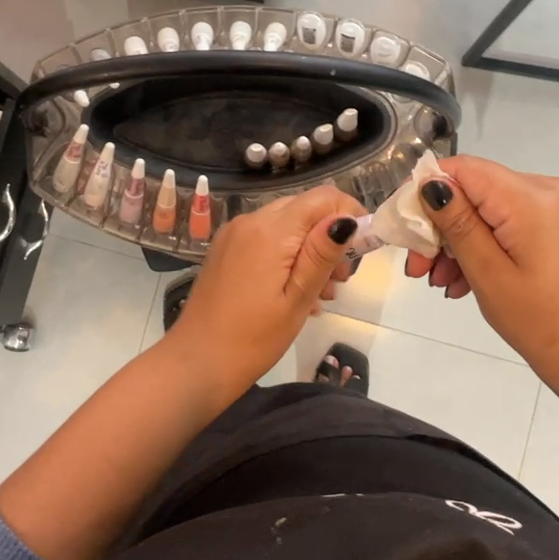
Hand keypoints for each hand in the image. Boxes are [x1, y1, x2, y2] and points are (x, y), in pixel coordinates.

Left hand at [163, 184, 364, 391]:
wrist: (197, 362)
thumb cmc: (253, 339)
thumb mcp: (297, 299)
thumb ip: (321, 255)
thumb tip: (347, 219)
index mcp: (270, 230)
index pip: (323, 197)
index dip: (349, 214)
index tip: (361, 250)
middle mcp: (250, 221)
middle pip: (304, 209)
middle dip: (329, 236)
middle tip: (339, 281)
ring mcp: (233, 234)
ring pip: (286, 224)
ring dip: (309, 249)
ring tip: (320, 294)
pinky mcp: (225, 250)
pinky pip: (265, 239)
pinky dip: (286, 255)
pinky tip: (293, 292)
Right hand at [405, 155, 558, 383]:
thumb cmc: (536, 318)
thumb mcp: (486, 272)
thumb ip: (457, 222)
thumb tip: (430, 182)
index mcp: (530, 199)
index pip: (463, 169)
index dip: (425, 189)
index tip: (404, 228)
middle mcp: (546, 189)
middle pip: (472, 189)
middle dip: (439, 226)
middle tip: (418, 268)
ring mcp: (553, 205)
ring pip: (484, 207)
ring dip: (456, 241)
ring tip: (439, 281)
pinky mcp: (554, 222)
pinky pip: (504, 221)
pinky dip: (480, 245)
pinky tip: (462, 280)